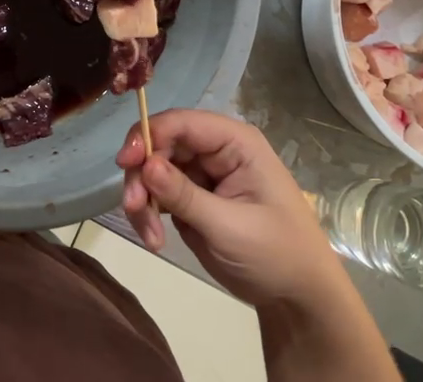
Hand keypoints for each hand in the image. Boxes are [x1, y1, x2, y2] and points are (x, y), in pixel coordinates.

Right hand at [116, 110, 344, 308]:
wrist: (298, 299)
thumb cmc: (276, 254)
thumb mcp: (230, 227)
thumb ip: (184, 195)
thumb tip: (145, 164)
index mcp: (234, 142)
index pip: (181, 123)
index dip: (148, 135)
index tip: (124, 163)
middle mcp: (215, 150)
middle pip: (161, 145)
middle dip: (142, 176)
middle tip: (134, 208)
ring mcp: (202, 175)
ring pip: (153, 171)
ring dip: (144, 200)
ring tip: (150, 238)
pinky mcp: (191, 199)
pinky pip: (158, 195)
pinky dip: (149, 214)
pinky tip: (154, 240)